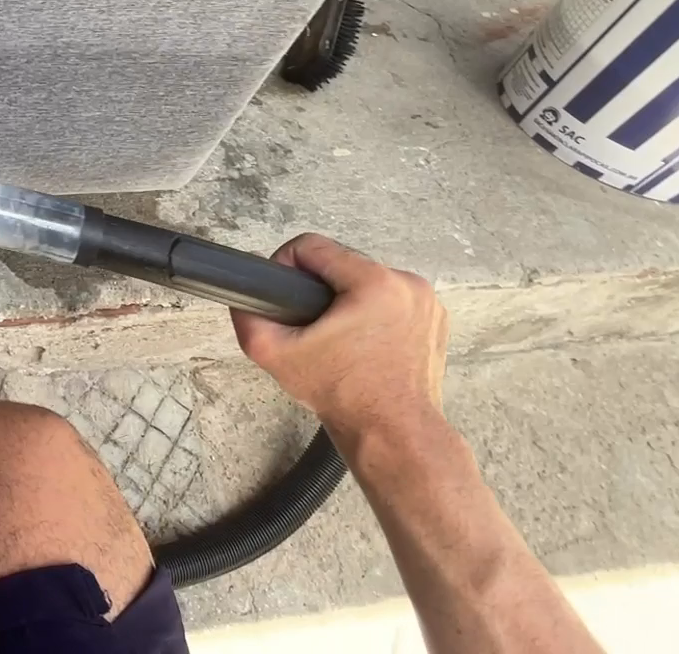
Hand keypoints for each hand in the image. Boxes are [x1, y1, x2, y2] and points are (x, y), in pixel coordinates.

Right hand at [231, 233, 447, 440]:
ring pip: (363, 278)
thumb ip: (246, 314)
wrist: (392, 433)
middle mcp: (408, 285)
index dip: (284, 266)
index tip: (285, 297)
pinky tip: (357, 339)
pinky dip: (369, 310)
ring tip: (333, 333)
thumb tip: (244, 297)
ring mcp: (427, 302)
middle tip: (307, 323)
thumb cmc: (344, 394)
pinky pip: (389, 296)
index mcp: (375, 283)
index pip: (311, 245)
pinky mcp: (434, 318)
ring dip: (342, 298)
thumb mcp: (269, 352)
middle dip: (315, 286)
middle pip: (339, 261)